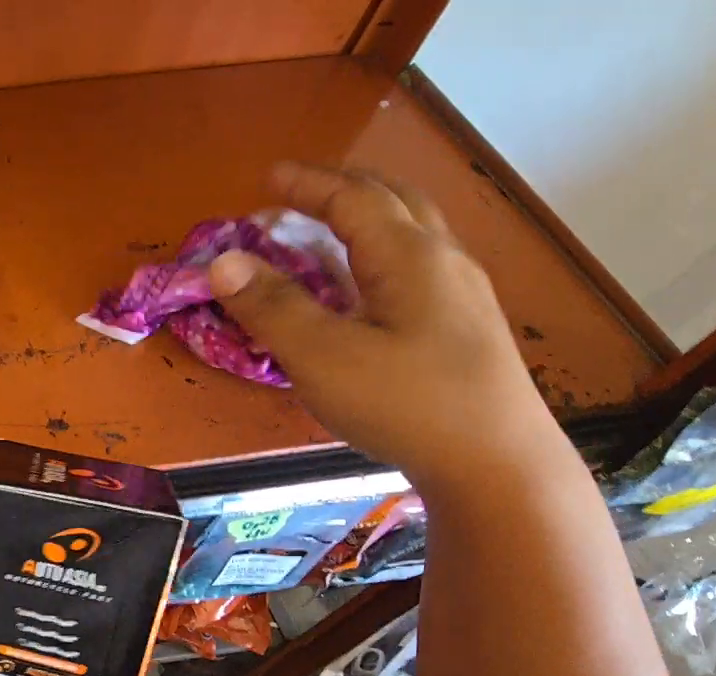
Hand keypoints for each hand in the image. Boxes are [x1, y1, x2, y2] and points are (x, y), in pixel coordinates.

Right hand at [209, 163, 567, 490]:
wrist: (493, 458)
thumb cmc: (402, 402)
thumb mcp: (320, 356)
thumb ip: (271, 306)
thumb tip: (223, 261)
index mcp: (406, 256)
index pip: (352, 200)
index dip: (308, 185)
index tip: (268, 178)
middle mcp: (440, 260)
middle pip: (393, 201)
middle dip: (341, 189)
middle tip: (298, 194)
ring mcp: (458, 291)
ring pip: (410, 231)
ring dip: (364, 217)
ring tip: (324, 230)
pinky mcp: (461, 323)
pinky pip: (414, 264)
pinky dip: (376, 252)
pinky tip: (362, 285)